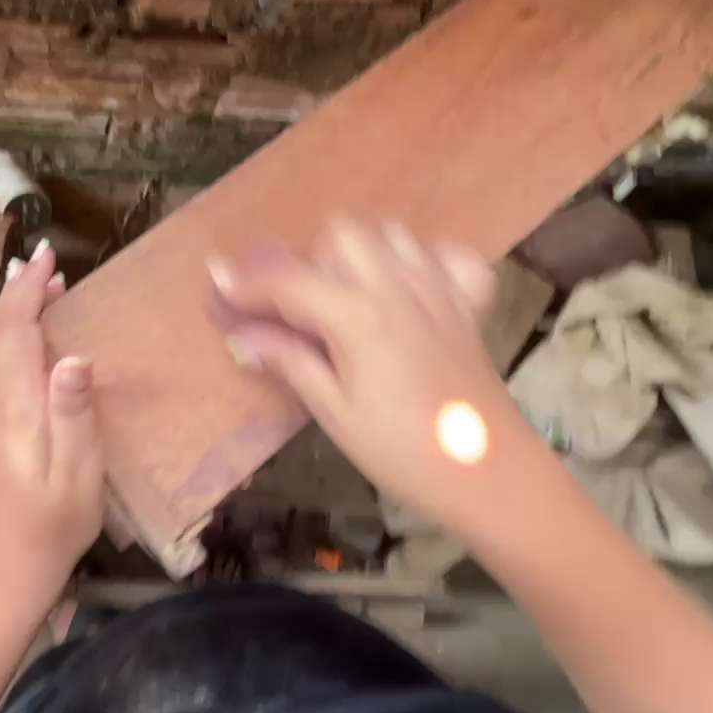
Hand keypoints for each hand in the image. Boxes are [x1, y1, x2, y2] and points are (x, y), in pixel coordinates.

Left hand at [0, 241, 103, 600]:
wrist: (1, 572)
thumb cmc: (51, 524)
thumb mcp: (79, 475)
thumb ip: (74, 414)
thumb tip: (73, 357)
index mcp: (12, 403)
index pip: (13, 326)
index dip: (28, 287)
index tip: (48, 258)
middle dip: (17, 291)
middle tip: (52, 275)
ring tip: (28, 292)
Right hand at [209, 220, 544, 535]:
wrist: (494, 478)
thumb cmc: (404, 453)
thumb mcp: (334, 412)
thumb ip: (289, 362)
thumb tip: (241, 338)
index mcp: (359, 315)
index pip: (288, 281)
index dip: (247, 282)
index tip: (218, 281)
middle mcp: (397, 286)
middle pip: (340, 235)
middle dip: (309, 259)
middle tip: (299, 306)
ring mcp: (437, 289)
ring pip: (388, 234)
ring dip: (358, 253)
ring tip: (347, 295)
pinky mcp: (466, 303)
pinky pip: (444, 255)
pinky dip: (420, 261)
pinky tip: (407, 290)